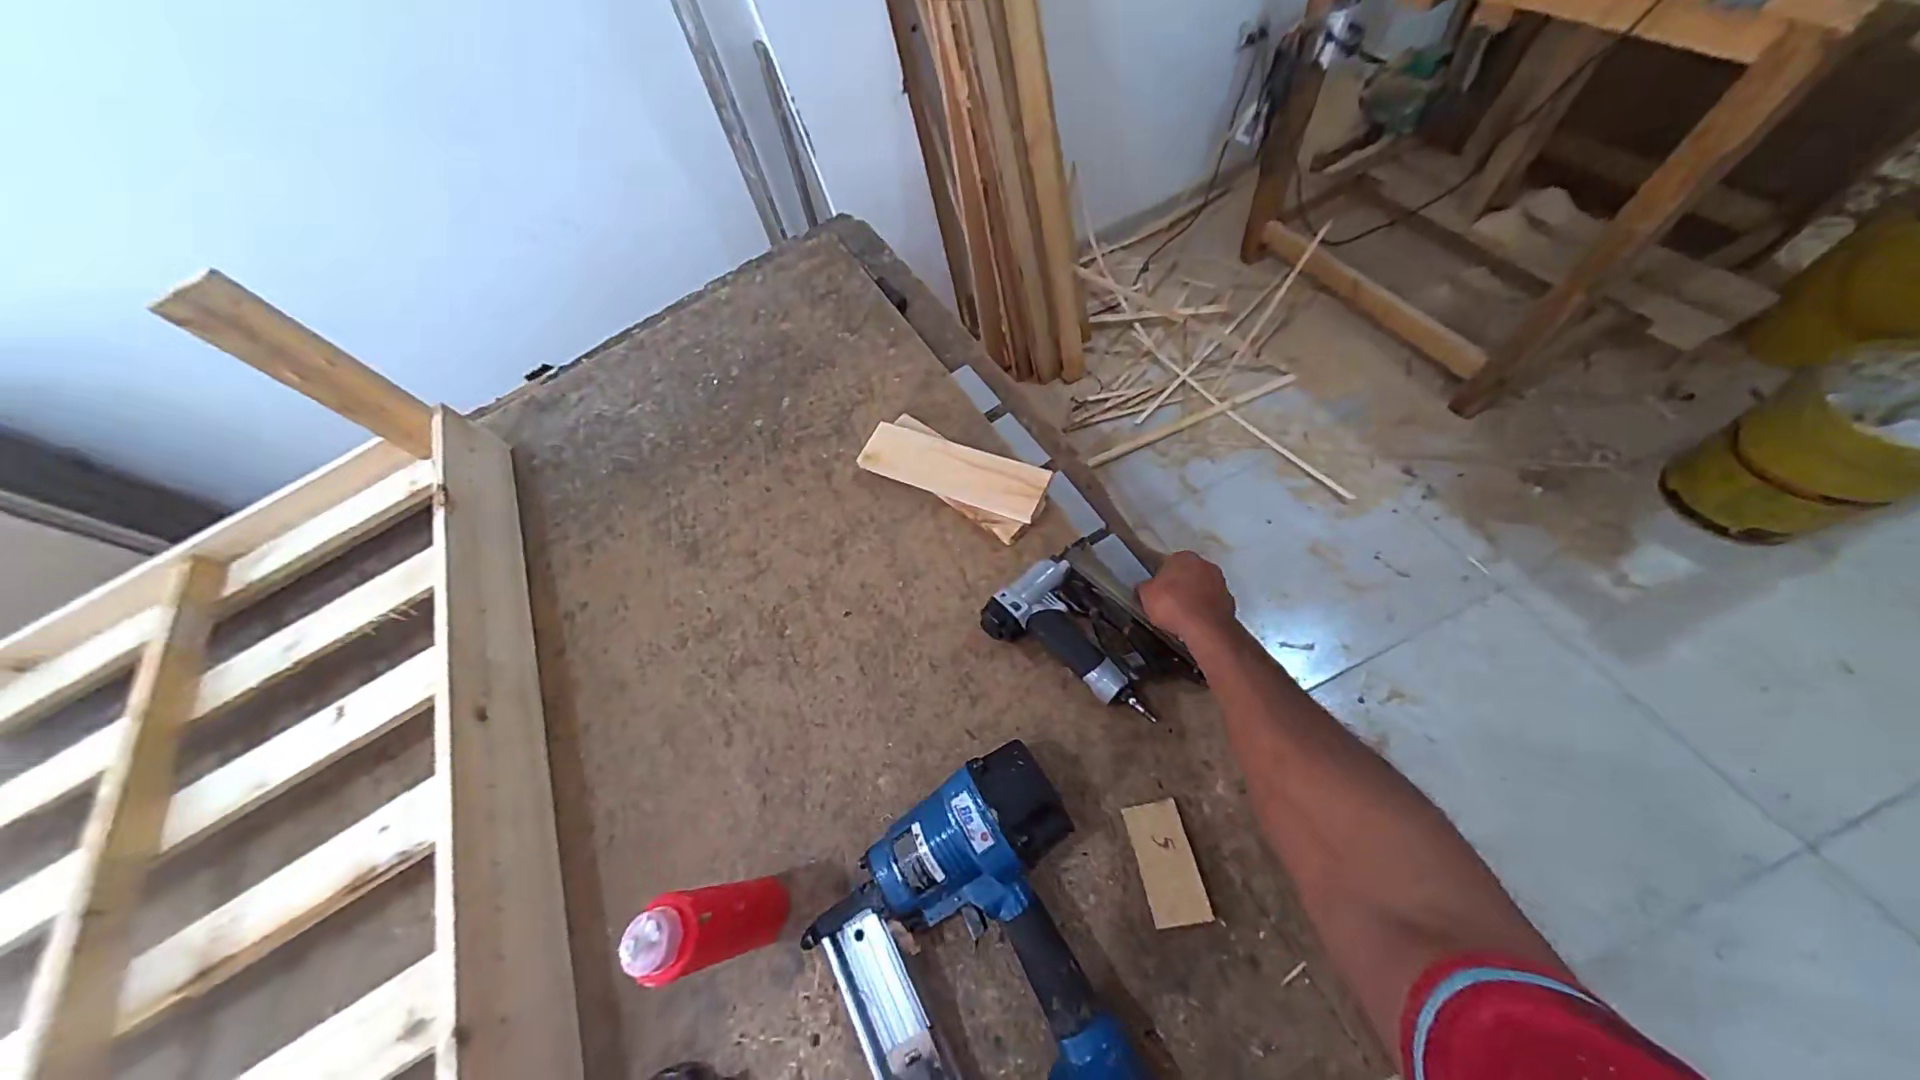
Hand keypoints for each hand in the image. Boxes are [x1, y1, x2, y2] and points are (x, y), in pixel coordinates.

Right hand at [1138, 551, 1235, 643]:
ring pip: (1201, 587)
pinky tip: (1195, 622)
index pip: (1168, 563)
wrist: (1205, 628)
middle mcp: (1205, 564)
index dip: (1160, 579)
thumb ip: (1144, 587)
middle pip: (1187, 573)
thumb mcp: (1145, 595)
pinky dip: (1204, 609)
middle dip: (1180, 585)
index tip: (1156, 593)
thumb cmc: (1171, 605)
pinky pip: (1211, 603)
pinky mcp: (1229, 600)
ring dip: (1193, 597)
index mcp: (1183, 556)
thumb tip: (1145, 586)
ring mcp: (1220, 582)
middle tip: (1168, 603)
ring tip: (1182, 615)